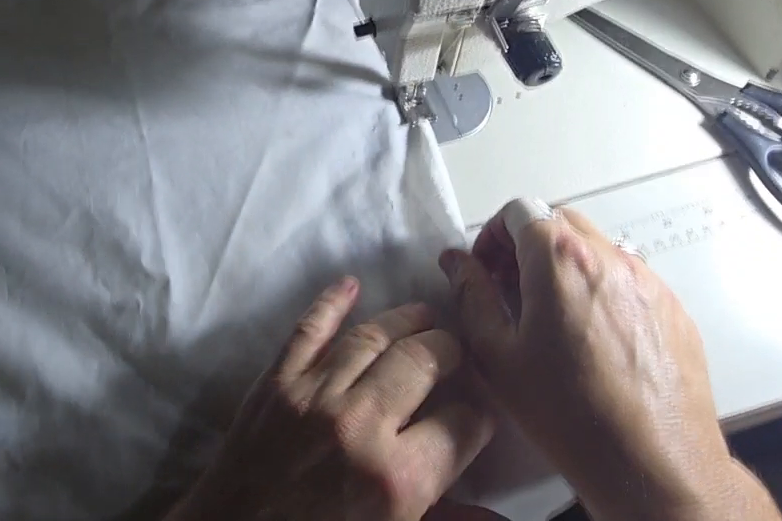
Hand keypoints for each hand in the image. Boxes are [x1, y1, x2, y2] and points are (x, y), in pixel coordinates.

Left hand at [166, 276, 496, 520]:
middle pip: (421, 363)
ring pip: (372, 337)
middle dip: (448, 350)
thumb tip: (505, 520)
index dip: (478, 413)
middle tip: (456, 350)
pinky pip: (308, 328)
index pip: (461, 426)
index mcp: (395, 481)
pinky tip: (351, 285)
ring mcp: (313, 394)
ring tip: (425, 315)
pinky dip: (331, 302)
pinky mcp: (276, 379)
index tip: (480, 406)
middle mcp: (359, 426)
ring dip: (404, 319)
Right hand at [440, 199, 779, 520]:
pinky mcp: (672, 307)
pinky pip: (627, 277)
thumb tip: (457, 262)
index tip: (488, 269)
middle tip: (512, 287)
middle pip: (557, 220)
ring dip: (565, 263)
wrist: (656, 468)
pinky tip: (593, 337)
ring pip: (594, 246)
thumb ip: (471, 294)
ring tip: (553, 315)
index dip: (494, 234)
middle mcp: (608, 256)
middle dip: (528, 243)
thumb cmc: (570, 415)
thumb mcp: (498, 355)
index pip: (518, 209)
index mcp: (560, 259)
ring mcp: (647, 280)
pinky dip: (601, 288)